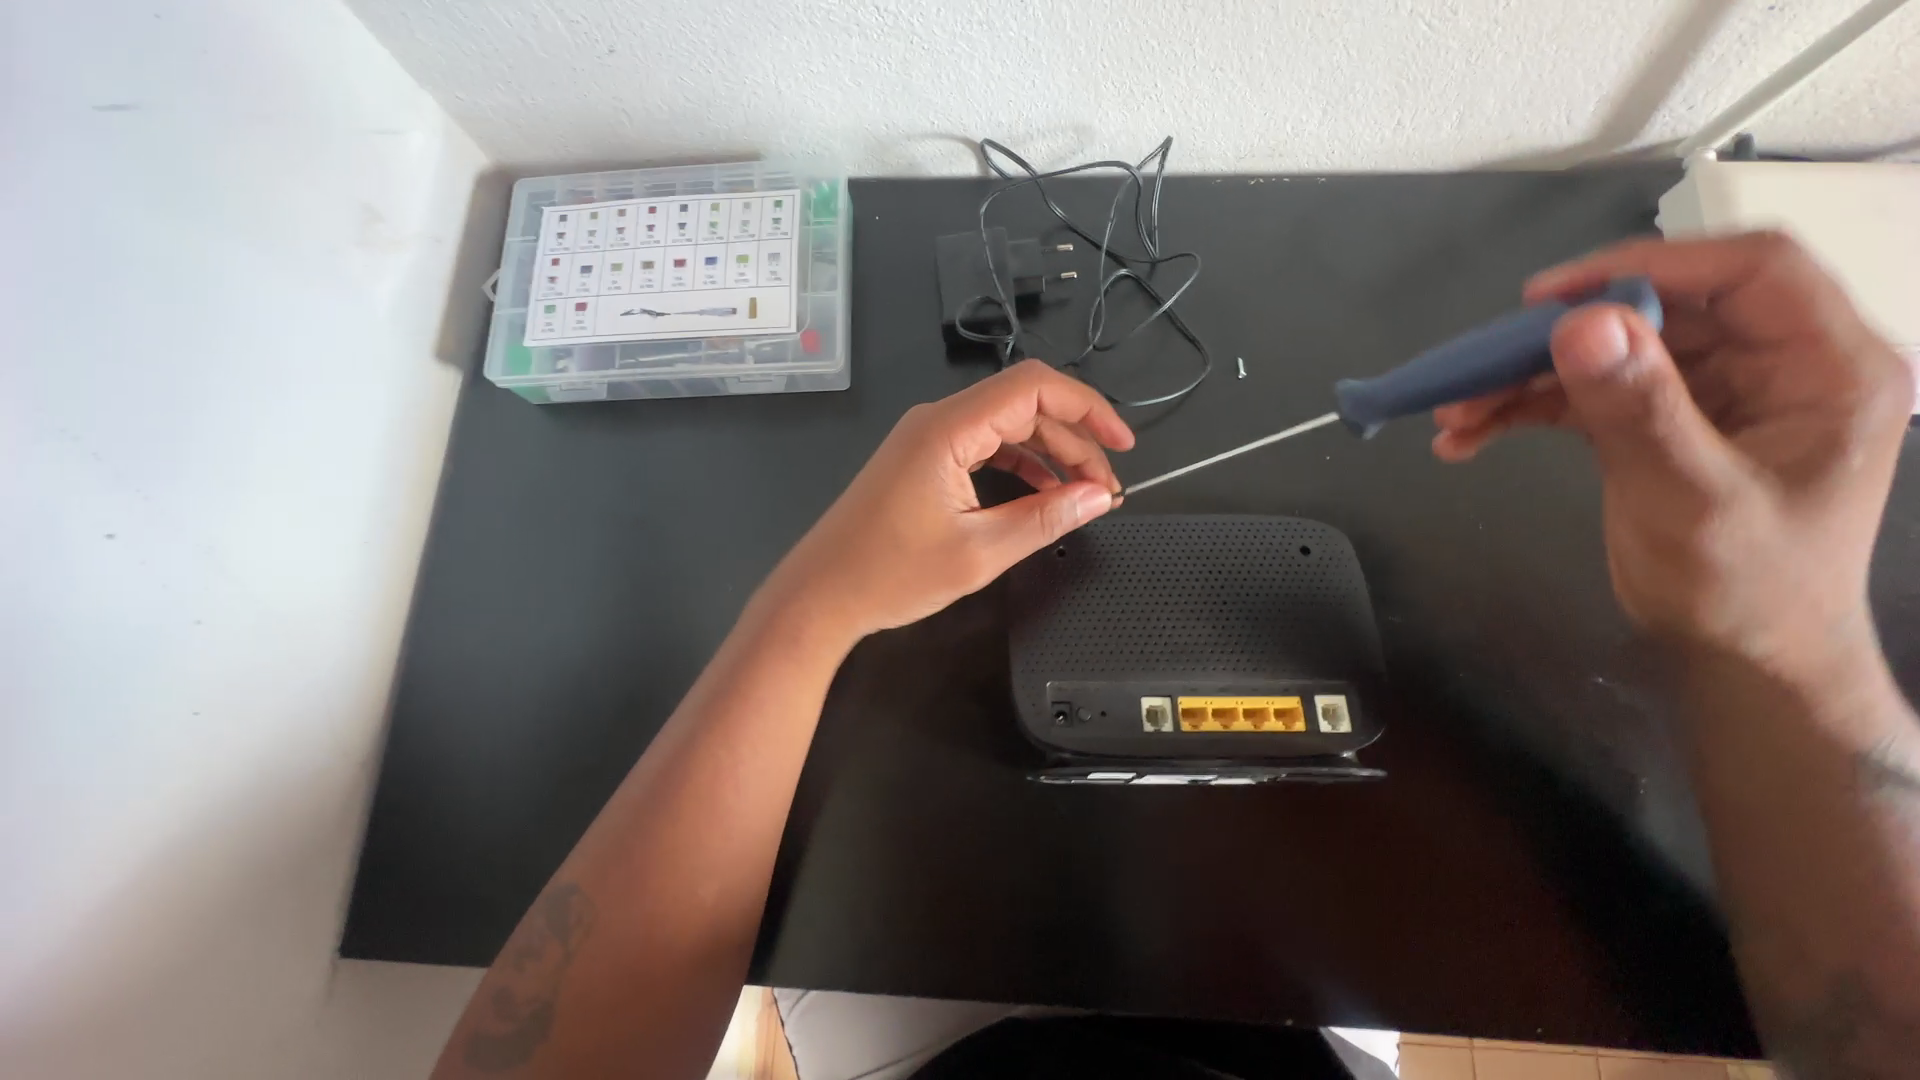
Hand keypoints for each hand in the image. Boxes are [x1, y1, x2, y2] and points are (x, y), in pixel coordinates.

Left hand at [761, 359, 1133, 641]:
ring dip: (1050, 455)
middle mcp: (938, 420)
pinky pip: (984, 447)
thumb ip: (1044, 519)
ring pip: (1006, 427)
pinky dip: (1020, 465)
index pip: (1033, 388)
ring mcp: (927, 439)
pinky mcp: (923, 460)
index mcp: (948, 429)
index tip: (1123, 443)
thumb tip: (1097, 497)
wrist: (819, 594)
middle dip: (1075, 440)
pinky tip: (1045, 493)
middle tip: (1107, 488)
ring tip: (1086, 493)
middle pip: (1024, 406)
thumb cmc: (889, 575)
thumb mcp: (979, 553)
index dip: (1088, 407)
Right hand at [1433, 233, 1912, 675]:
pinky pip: (1586, 397)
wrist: (1736, 654)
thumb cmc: (1742, 584)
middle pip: (1658, 312)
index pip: (1749, 272)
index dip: (1649, 266)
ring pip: (1610, 354)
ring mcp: (1710, 396)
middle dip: (1559, 339)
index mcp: (1824, 366)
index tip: (1550, 299)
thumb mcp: (1689, 496)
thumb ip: (1639, 408)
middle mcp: (1771, 366)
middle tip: (1479, 365)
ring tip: (1455, 413)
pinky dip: (1525, 411)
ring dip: (1525, 380)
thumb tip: (1579, 323)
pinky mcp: (1657, 424)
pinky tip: (1469, 436)